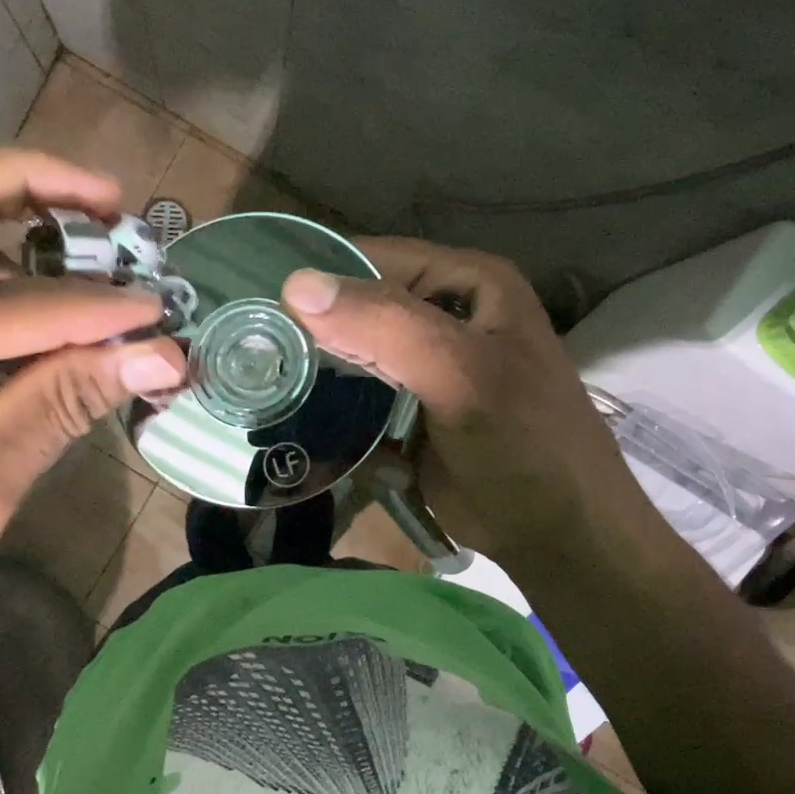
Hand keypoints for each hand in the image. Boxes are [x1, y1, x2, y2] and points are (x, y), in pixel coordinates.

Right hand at [280, 237, 668, 567]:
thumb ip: (385, 326)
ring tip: (247, 384)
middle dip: (302, 329)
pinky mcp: (405, 415)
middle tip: (238, 350)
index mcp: (466, 284)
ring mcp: (421, 369)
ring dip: (306, 373)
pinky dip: (323, 411)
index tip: (245, 304)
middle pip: (353, 309)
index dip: (313, 278)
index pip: (370, 259)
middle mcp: (441, 316)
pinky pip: (352, 400)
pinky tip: (281, 420)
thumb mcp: (460, 374)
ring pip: (346, 356)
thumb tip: (294, 286)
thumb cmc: (523, 445)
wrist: (557, 534)